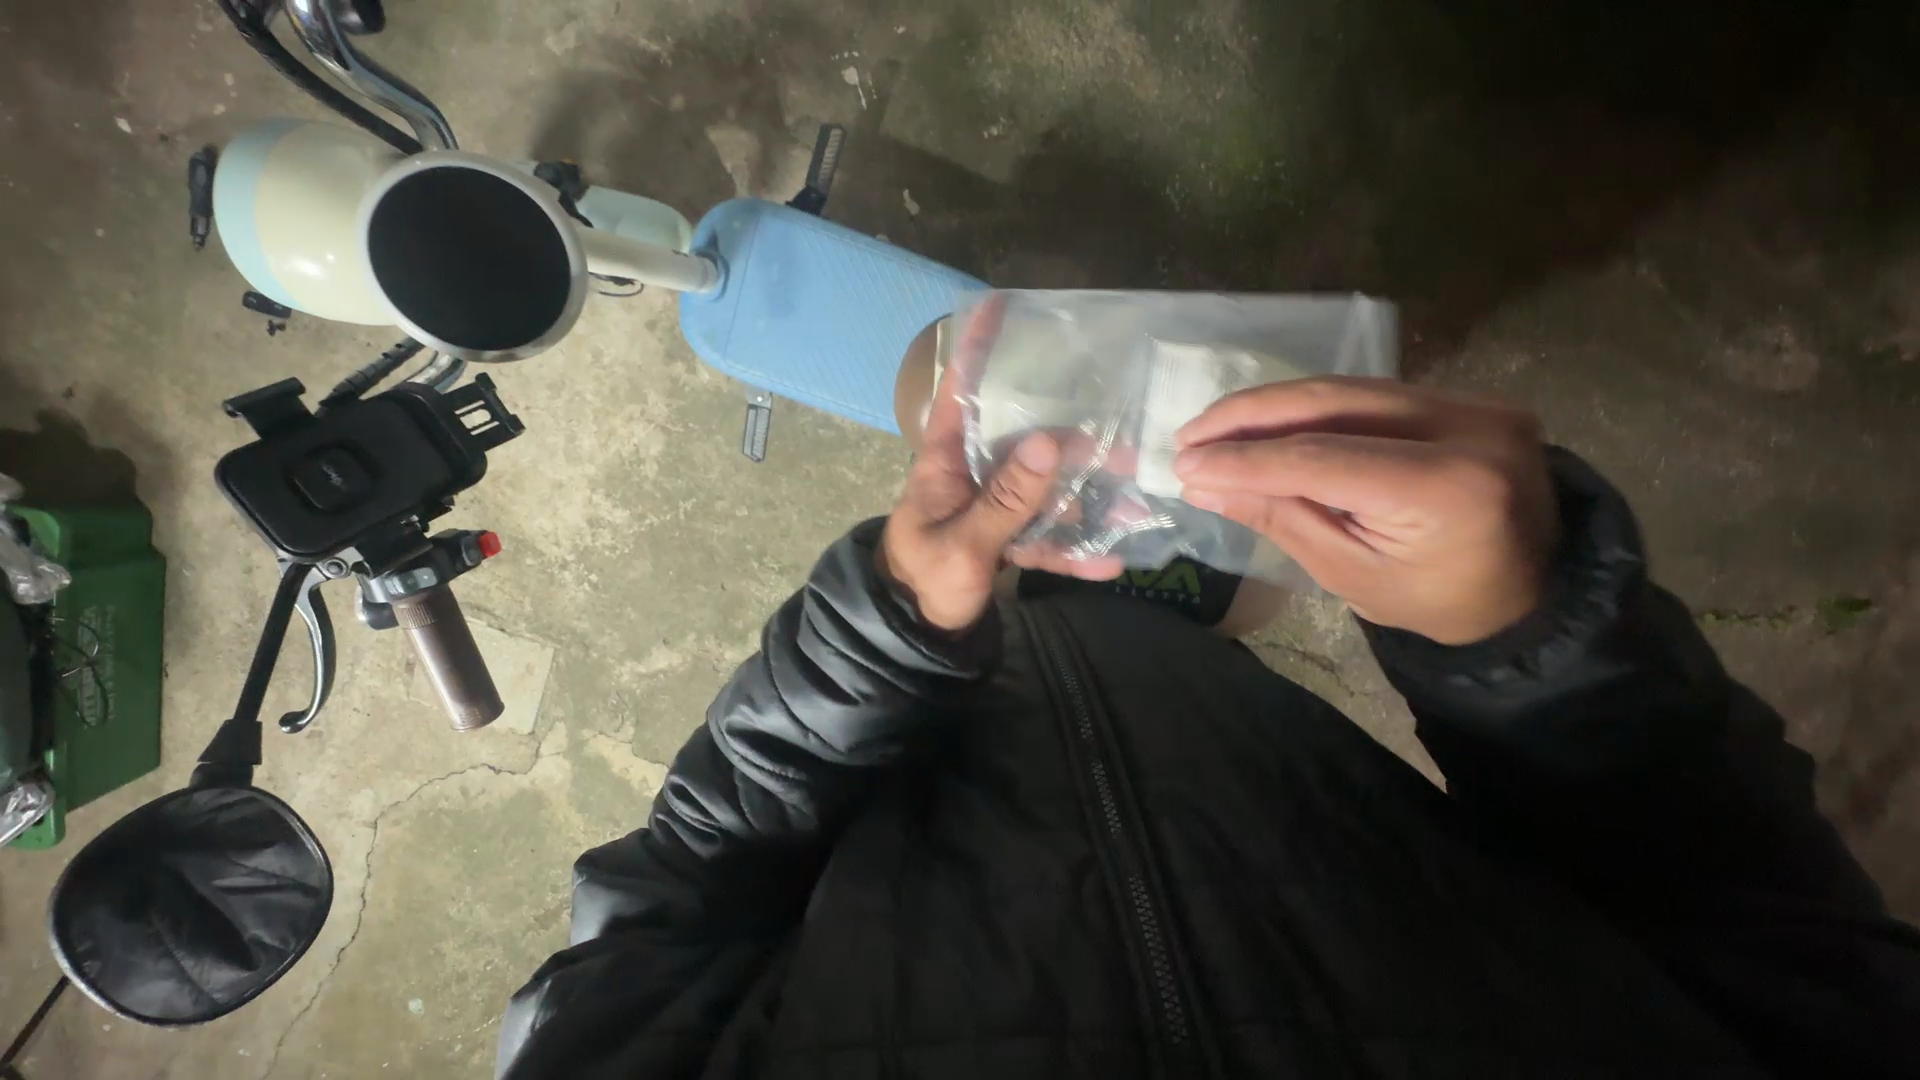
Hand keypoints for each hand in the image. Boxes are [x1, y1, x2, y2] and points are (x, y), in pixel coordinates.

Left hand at [880, 298, 1120, 631]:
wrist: (913, 637)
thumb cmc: (922, 583)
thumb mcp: (963, 545)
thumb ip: (1006, 499)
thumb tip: (1052, 442)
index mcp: (946, 461)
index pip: (959, 391)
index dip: (975, 347)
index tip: (997, 304)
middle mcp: (972, 473)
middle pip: (1023, 437)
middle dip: (1071, 434)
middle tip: (1119, 429)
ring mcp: (991, 506)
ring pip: (1044, 486)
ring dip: (1086, 494)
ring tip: (1133, 499)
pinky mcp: (1005, 537)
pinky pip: (1044, 533)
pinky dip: (1073, 547)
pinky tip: (1109, 561)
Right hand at [1173, 377, 1558, 644]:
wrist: (1531, 590)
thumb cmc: (1435, 600)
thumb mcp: (1350, 573)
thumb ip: (1280, 519)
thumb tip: (1204, 484)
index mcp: (1449, 488)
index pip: (1322, 459)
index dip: (1245, 460)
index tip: (1184, 465)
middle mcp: (1469, 426)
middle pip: (1332, 402)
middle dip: (1249, 416)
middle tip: (1189, 435)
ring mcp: (1473, 403)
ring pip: (1345, 389)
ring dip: (1270, 407)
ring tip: (1212, 429)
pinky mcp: (1463, 397)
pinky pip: (1367, 394)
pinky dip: (1307, 409)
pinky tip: (1263, 423)